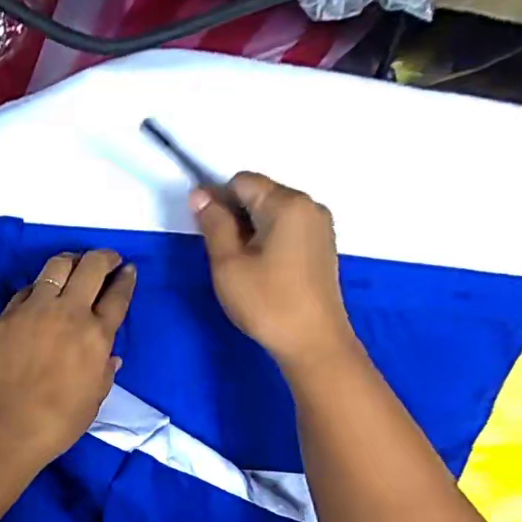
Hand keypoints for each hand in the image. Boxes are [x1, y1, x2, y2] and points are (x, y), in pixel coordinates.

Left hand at [0, 249, 135, 464]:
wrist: (7, 427)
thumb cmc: (58, 422)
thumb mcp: (94, 399)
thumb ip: (104, 371)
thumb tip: (110, 356)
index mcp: (97, 335)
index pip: (118, 295)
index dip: (126, 279)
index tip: (128, 271)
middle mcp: (68, 313)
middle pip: (91, 267)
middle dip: (104, 257)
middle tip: (107, 260)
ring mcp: (34, 310)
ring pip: (56, 266)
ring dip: (71, 261)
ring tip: (74, 265)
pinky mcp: (6, 316)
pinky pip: (27, 289)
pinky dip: (40, 286)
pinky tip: (41, 293)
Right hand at [193, 172, 356, 366]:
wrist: (312, 341)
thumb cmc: (266, 301)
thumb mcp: (228, 263)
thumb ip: (213, 223)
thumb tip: (199, 194)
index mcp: (287, 203)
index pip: (242, 181)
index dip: (216, 199)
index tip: (204, 231)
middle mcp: (309, 205)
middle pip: (259, 194)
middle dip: (234, 215)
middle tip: (222, 254)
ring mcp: (320, 226)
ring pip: (272, 213)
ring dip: (250, 229)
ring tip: (241, 265)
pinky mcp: (322, 246)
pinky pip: (287, 228)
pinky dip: (267, 239)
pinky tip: (261, 269)